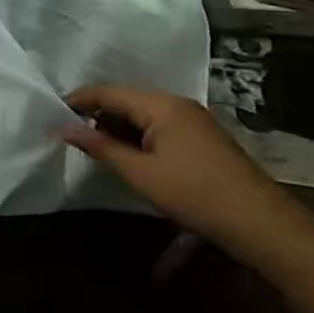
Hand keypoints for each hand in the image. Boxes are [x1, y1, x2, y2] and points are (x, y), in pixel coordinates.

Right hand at [63, 85, 292, 240]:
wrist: (259, 220)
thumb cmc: (194, 194)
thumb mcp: (141, 174)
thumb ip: (102, 148)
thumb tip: (66, 128)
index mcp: (160, 104)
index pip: (109, 92)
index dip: (80, 100)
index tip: (54, 113)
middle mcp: (177, 102)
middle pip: (127, 99)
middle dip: (99, 114)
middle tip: (74, 136)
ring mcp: (193, 117)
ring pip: (145, 113)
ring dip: (120, 127)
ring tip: (99, 149)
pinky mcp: (202, 135)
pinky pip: (161, 124)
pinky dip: (140, 135)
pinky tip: (132, 155)